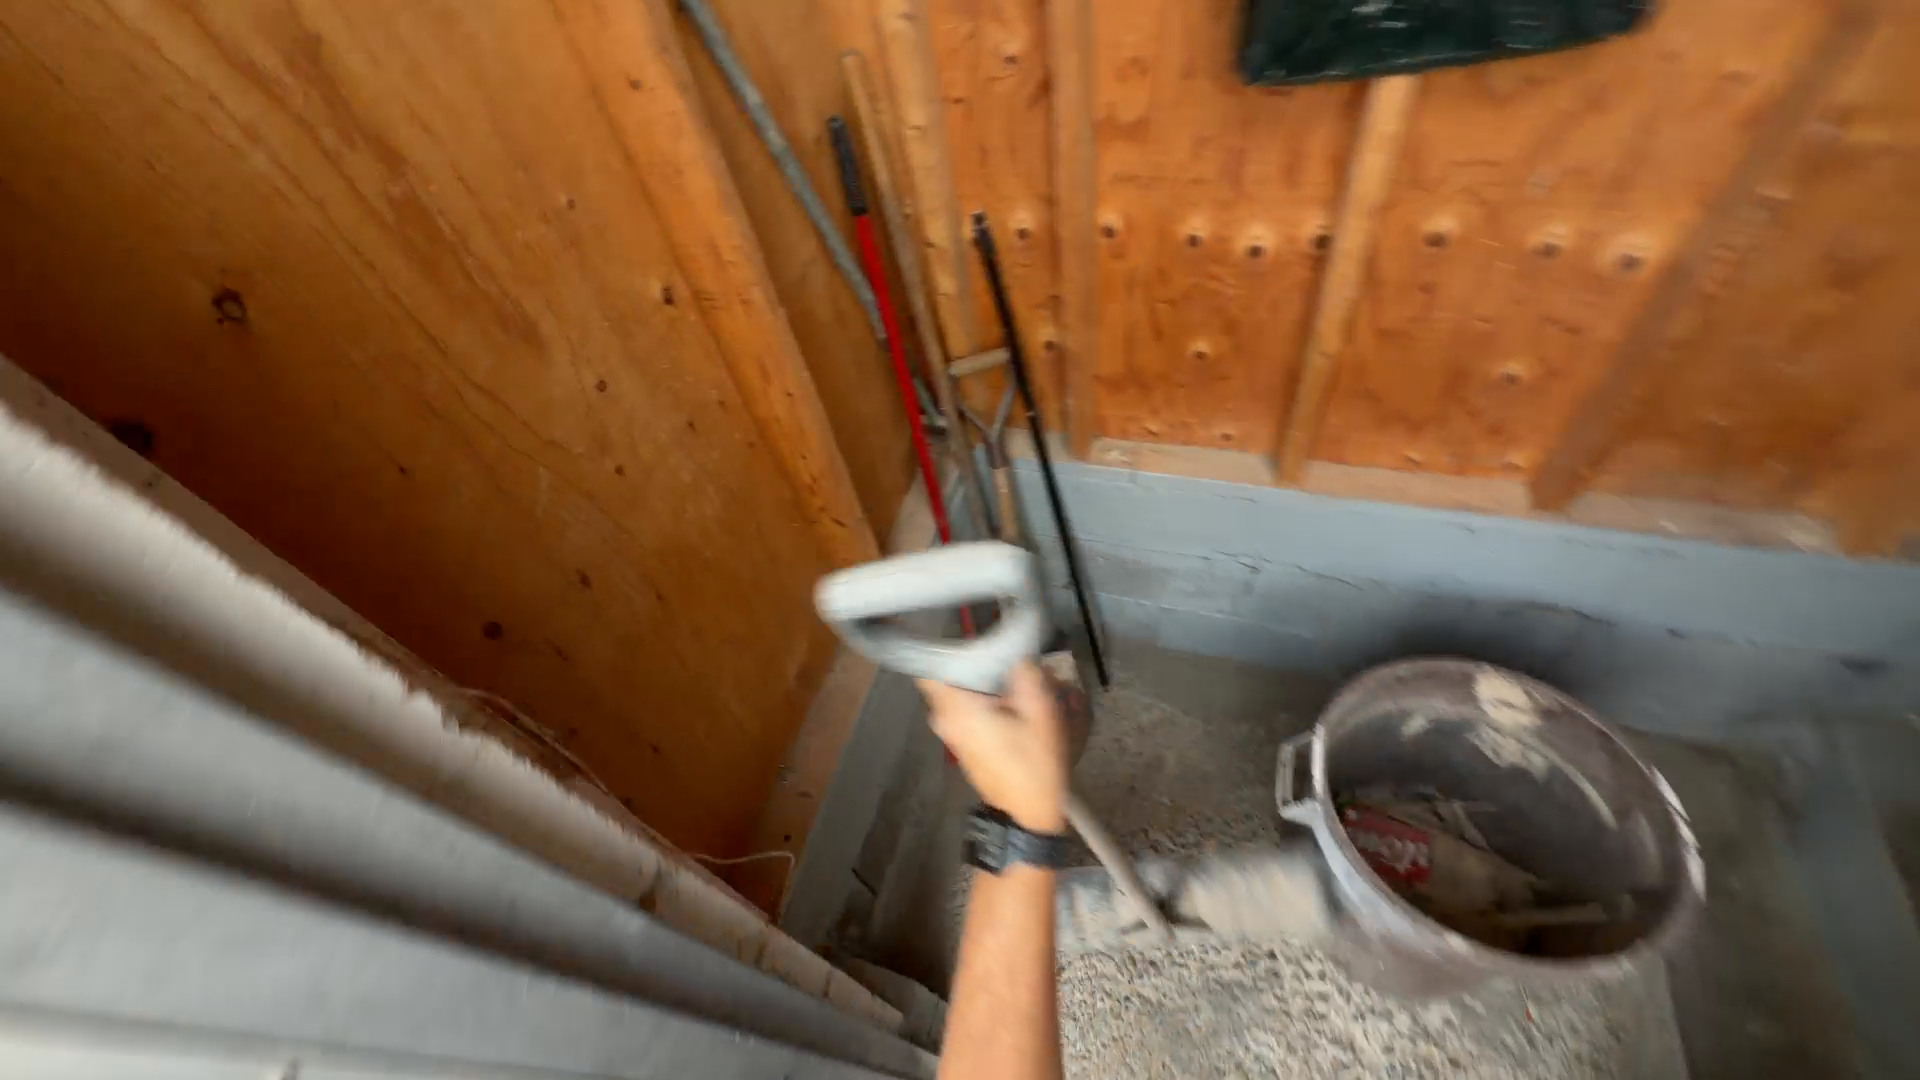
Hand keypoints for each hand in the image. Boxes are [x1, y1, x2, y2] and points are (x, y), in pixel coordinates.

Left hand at [918, 661, 1068, 832]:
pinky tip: (1012, 705)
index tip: (962, 634)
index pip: (928, 667)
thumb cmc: (1034, 766)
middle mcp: (945, 720)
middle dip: (977, 662)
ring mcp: (952, 734)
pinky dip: (984, 701)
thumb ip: (1027, 674)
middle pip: (951, 676)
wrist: (1030, 813)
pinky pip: (967, 709)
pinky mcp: (963, 743)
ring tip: (1014, 682)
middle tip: (1006, 657)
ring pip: (961, 692)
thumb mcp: (1042, 714)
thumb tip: (1018, 653)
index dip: (941, 646)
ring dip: (985, 683)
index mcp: (957, 709)